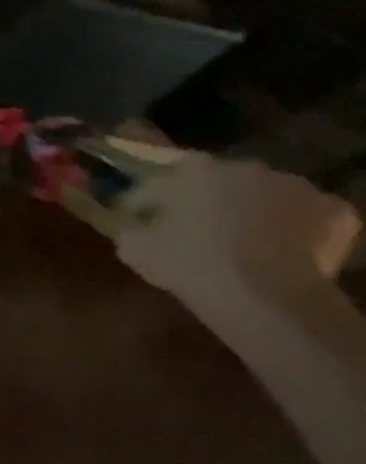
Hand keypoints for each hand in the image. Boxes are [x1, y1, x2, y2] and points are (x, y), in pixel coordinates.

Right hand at [115, 156, 359, 298]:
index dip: (148, 198)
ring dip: (251, 211)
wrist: (264, 296)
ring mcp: (298, 186)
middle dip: (205, 200)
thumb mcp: (134, 249)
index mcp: (195, 170)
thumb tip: (134, 226)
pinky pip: (306, 215)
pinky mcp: (334, 210)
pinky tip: (282, 250)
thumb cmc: (190, 265)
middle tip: (193, 229)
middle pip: (219, 181)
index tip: (140, 218)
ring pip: (266, 195)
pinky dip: (295, 228)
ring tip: (240, 242)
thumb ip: (130, 229)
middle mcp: (248, 167)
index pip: (162, 177)